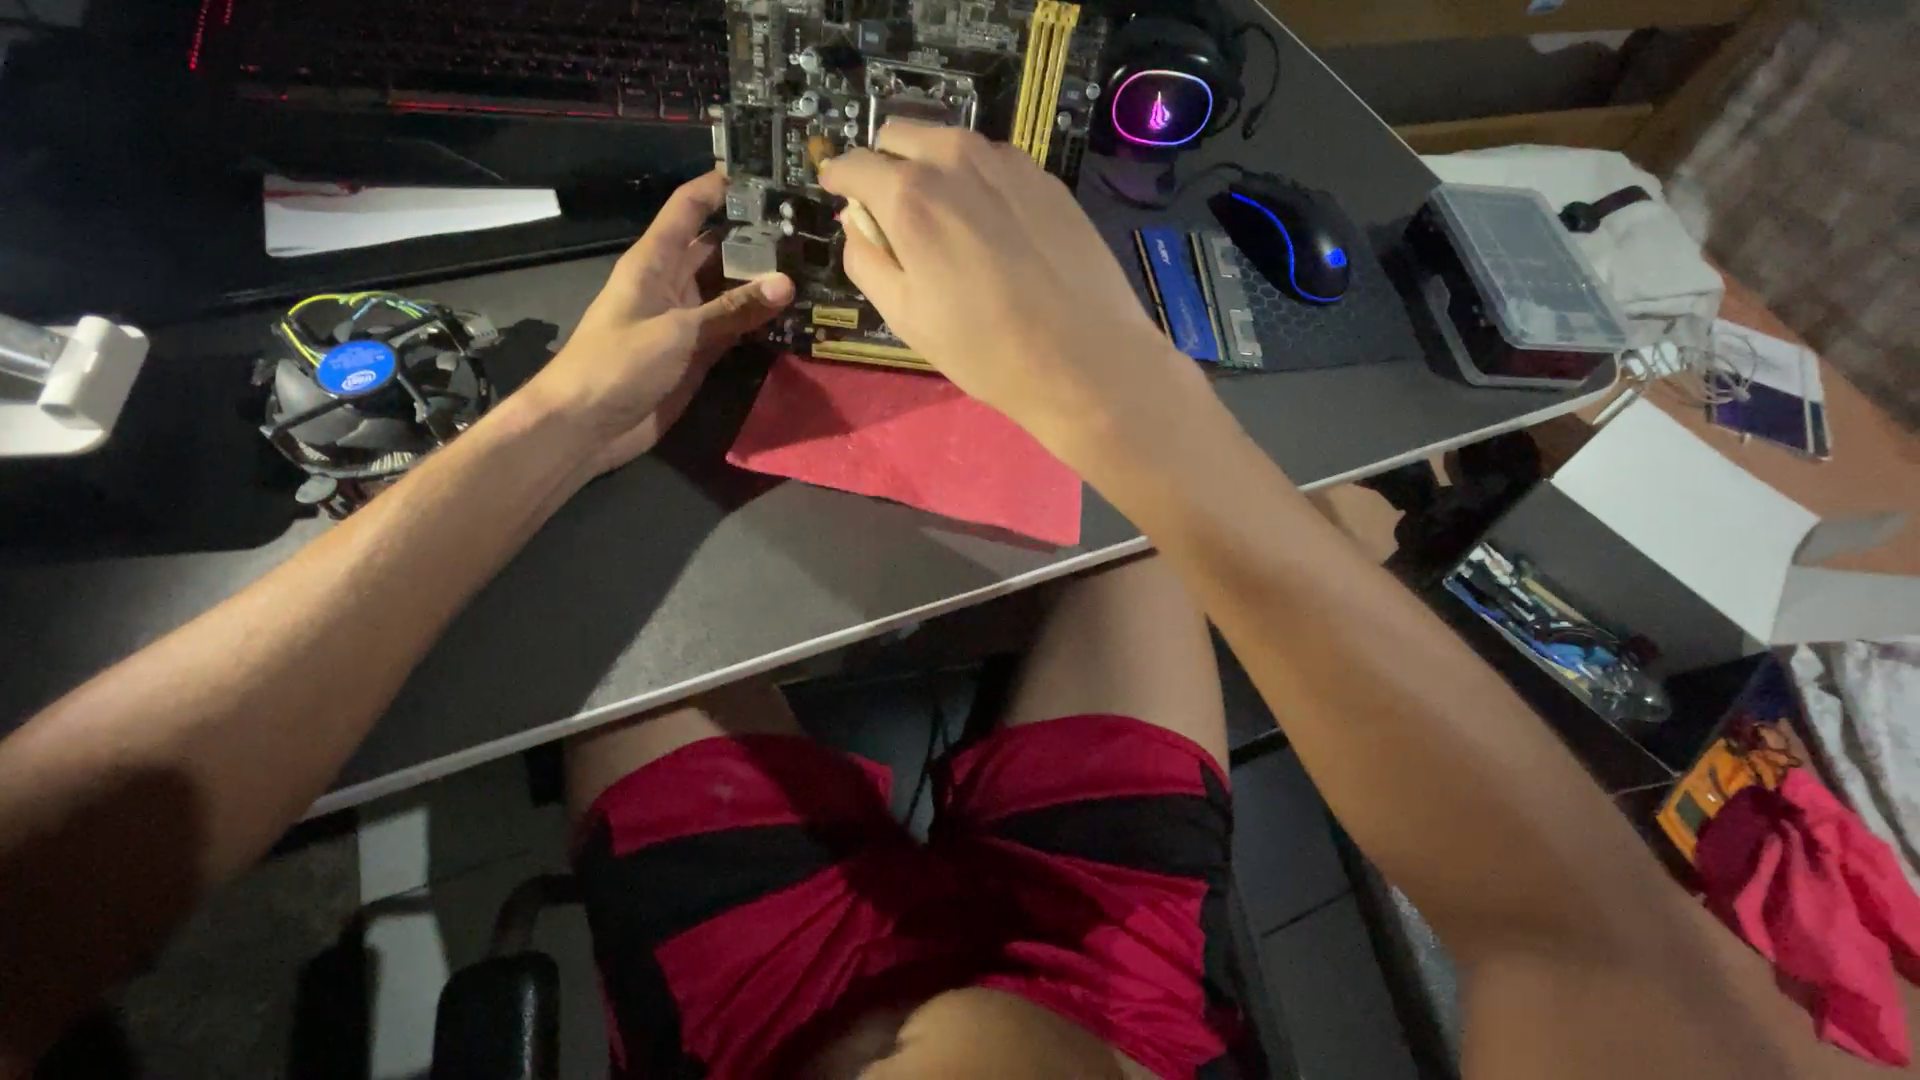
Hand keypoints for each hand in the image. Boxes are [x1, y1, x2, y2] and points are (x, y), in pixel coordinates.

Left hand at [521, 170, 793, 473]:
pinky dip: (760, 323)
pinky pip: (735, 329)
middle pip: (718, 249)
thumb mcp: (677, 331)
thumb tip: (786, 283)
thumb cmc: (618, 364)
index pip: (687, 209)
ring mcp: (687, 320)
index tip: (759, 173)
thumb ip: (732, 309)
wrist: (589, 425)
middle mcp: (673, 283)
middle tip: (806, 227)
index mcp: (654, 262)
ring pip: (732, 291)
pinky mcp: (699, 354)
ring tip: (812, 267)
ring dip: (764, 283)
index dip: (717, 188)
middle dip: (755, 236)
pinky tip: (794, 317)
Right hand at [817, 125, 1205, 458]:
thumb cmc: (985, 350)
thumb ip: (867, 260)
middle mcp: (956, 161)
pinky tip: (994, 230)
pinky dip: (977, 182)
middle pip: (901, 136)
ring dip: (934, 169)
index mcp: (911, 196)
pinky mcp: (1045, 178)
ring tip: (948, 225)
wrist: (1084, 359)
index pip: (854, 163)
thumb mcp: (905, 318)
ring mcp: (1007, 163)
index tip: (838, 192)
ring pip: (950, 144)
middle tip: (895, 215)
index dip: (839, 178)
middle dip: (886, 165)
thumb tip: (856, 224)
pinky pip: (993, 163)